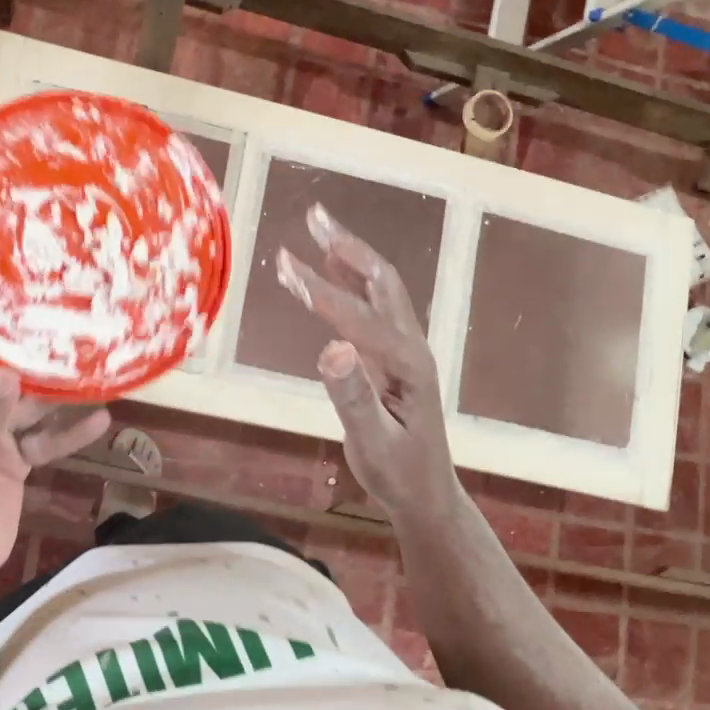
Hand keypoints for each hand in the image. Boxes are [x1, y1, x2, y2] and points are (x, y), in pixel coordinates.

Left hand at [0, 353, 109, 583]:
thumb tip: (8, 373)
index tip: (13, 320)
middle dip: (25, 366)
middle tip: (63, 338)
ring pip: (24, 411)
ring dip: (53, 398)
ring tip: (88, 372)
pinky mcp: (15, 465)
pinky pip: (43, 443)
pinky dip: (68, 435)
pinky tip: (99, 421)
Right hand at [276, 203, 459, 520]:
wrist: (426, 494)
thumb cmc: (399, 473)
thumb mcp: (372, 442)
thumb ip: (352, 397)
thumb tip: (330, 348)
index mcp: (406, 363)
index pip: (356, 316)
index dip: (318, 289)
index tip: (283, 262)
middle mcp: (410, 346)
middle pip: (380, 281)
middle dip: (347, 246)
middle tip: (314, 215)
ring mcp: (404, 350)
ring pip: (379, 290)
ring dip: (350, 256)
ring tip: (319, 230)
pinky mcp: (394, 358)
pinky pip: (372, 308)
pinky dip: (350, 282)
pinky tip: (331, 274)